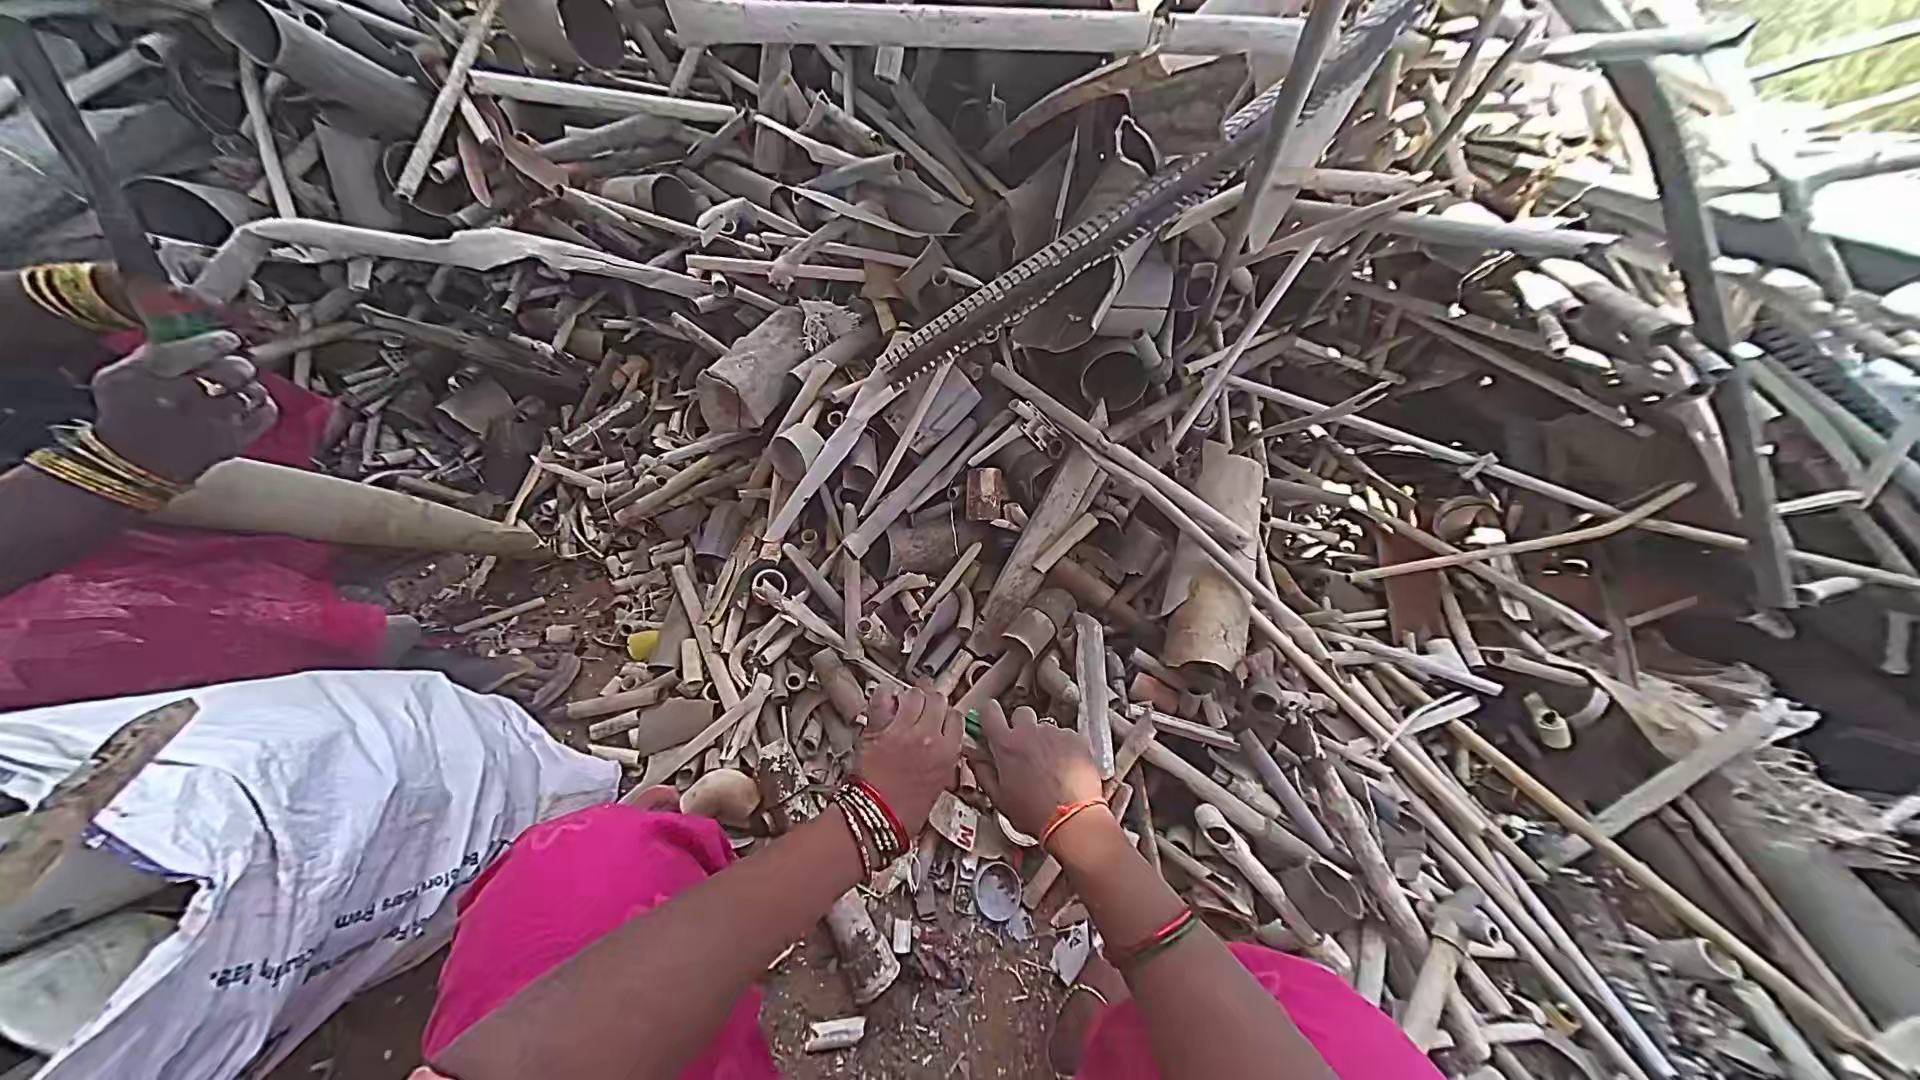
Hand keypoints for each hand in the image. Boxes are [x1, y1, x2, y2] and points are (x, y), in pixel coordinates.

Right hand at [90, 330, 277, 483]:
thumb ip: (151, 354)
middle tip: (232, 368)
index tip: (226, 339)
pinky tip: (246, 405)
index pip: (193, 349)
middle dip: (237, 365)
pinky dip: (262, 405)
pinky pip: (267, 412)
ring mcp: (216, 419)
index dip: (216, 342)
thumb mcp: (120, 377)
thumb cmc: (129, 414)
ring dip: (249, 386)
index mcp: (148, 376)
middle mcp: (184, 397)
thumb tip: (185, 333)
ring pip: (254, 389)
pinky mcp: (239, 436)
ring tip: (232, 390)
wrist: (138, 460)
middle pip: (234, 368)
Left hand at [852, 685, 960, 834]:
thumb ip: (943, 758)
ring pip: (915, 694)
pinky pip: (884, 697)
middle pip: (937, 699)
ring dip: (910, 697)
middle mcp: (929, 737)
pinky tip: (885, 701)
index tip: (940, 716)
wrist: (876, 819)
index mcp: (948, 752)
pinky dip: (884, 695)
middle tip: (923, 707)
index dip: (946, 715)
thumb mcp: (939, 785)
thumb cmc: (905, 812)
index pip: (955, 716)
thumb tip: (941, 741)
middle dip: (930, 702)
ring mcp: (904, 730)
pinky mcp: (879, 728)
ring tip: (904, 705)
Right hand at [972, 702, 1103, 841]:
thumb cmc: (1035, 814)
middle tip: (1024, 747)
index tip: (992, 719)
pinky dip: (1065, 746)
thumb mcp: (1000, 799)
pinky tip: (1066, 767)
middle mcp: (1029, 732)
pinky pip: (1066, 735)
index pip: (990, 712)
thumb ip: (983, 773)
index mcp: (1006, 745)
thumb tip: (974, 758)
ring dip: (1044, 739)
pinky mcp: (1075, 738)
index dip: (990, 714)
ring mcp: (1054, 733)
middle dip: (1021, 726)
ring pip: (1045, 726)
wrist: (1073, 820)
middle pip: (1021, 714)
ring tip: (1049, 764)